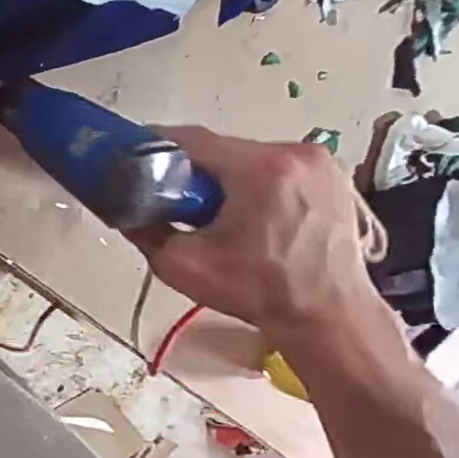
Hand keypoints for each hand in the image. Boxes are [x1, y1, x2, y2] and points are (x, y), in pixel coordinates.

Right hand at [127, 128, 385, 349]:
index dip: (157, 147)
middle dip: (194, 173)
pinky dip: (256, 185)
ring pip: (249, 157)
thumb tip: (126, 212)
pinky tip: (250, 217)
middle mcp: (297, 155)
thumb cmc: (264, 293)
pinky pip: (277, 167)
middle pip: (223, 148)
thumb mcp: (184, 266)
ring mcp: (321, 164)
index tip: (139, 160)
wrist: (328, 317)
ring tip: (218, 216)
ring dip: (225, 179)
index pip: (193, 139)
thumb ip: (146, 233)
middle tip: (178, 204)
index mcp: (262, 170)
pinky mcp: (332, 177)